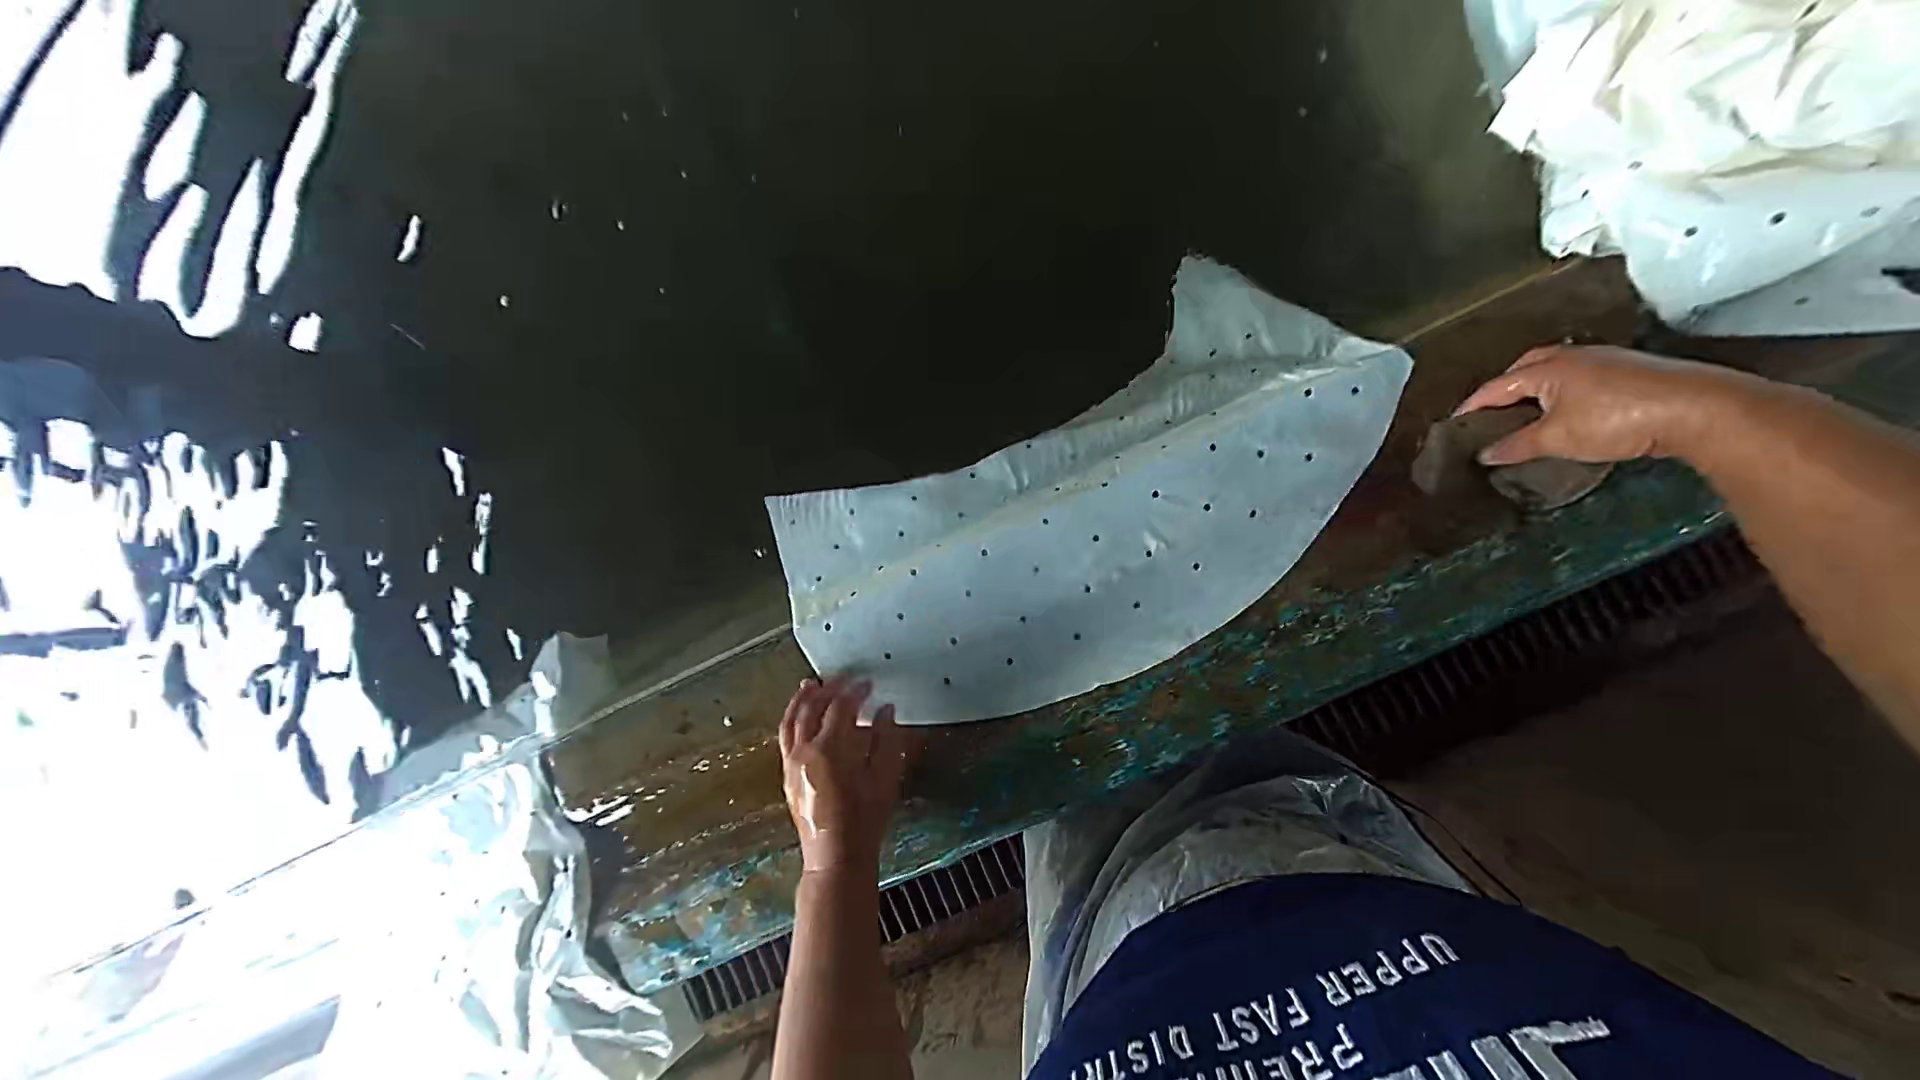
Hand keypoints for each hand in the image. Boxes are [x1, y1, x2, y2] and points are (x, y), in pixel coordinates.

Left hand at [779, 676, 917, 875]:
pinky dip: (792, 718)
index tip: (868, 684)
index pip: (841, 707)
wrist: (836, 856)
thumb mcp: (884, 777)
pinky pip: (784, 737)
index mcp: (830, 749)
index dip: (856, 691)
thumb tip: (886, 710)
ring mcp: (792, 763)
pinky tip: (799, 714)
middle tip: (843, 679)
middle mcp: (805, 751)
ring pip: (792, 720)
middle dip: (829, 688)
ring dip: (802, 699)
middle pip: (813, 707)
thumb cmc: (864, 819)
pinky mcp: (787, 775)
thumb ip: (886, 739)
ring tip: (811, 684)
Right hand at [1454, 345, 1760, 466]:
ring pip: (1552, 371)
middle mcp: (1571, 356)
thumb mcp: (1556, 439)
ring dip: (1533, 390)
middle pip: (1522, 370)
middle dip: (1501, 391)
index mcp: (1545, 368)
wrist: (1700, 409)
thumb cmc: (1616, 420)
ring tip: (1523, 415)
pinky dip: (1560, 392)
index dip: (1470, 408)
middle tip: (1488, 416)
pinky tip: (1563, 410)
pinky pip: (1577, 377)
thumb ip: (1515, 445)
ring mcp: (1604, 359)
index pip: (1493, 388)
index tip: (1453, 426)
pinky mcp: (1629, 370)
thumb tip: (1485, 454)